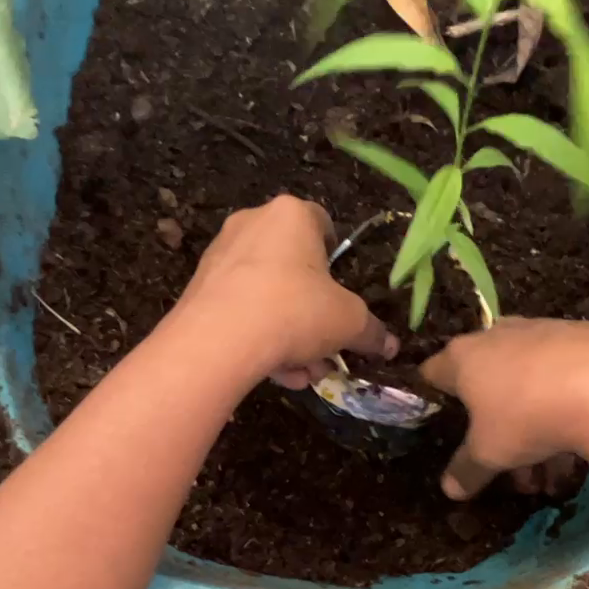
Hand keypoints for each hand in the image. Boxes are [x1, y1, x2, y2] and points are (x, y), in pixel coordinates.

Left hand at [168, 196, 396, 387]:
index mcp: (291, 214)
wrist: (218, 341)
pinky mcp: (199, 290)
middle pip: (294, 270)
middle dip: (314, 316)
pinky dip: (260, 339)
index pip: (323, 225)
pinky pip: (241, 312)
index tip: (341, 295)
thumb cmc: (294, 312)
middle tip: (325, 350)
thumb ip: (371, 332)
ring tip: (301, 373)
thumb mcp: (348, 323)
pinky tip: (274, 373)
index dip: (337, 261)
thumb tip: (389, 346)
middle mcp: (252, 224)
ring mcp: (221, 257)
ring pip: (268, 297)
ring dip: (290, 337)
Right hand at [420, 319, 588, 499]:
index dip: (433, 399)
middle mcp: (498, 337)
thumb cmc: (527, 414)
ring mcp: (541, 334)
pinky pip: (560, 382)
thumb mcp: (490, 453)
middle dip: (492, 428)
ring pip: (526, 388)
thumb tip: (449, 490)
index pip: (433, 373)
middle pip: (485, 384)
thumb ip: (466, 470)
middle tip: (504, 464)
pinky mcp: (582, 339)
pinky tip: (575, 452)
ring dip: (531, 431)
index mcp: (463, 358)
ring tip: (547, 477)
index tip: (441, 424)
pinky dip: (562, 415)